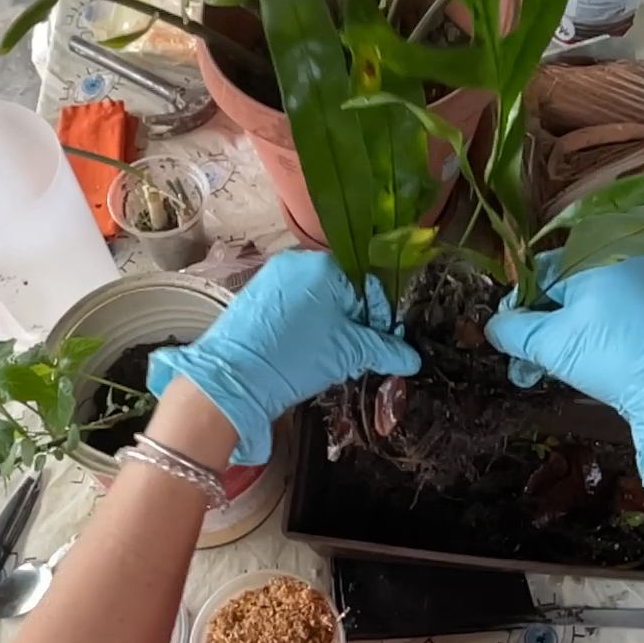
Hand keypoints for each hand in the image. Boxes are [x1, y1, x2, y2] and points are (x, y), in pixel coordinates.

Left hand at [147, 251, 420, 464]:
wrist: (231, 379)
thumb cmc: (294, 356)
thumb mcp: (347, 352)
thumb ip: (384, 349)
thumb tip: (413, 358)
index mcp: (324, 265)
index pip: (368, 285)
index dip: (381, 318)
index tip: (386, 345)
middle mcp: (297, 263)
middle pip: (343, 292)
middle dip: (356, 324)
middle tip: (361, 356)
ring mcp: (273, 280)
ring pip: (318, 302)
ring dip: (333, 329)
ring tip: (334, 360)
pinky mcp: (256, 300)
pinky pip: (295, 309)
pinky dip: (308, 329)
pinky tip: (307, 355)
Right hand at [486, 252, 643, 488]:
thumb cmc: (611, 356)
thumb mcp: (550, 343)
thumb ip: (511, 330)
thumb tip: (493, 326)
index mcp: (595, 254)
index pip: (537, 272)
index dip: (516, 307)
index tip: (508, 339)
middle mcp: (621, 258)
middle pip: (560, 290)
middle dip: (536, 328)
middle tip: (523, 364)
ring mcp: (643, 282)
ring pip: (583, 306)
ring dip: (559, 336)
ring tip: (544, 370)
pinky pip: (608, 314)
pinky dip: (587, 335)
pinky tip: (578, 364)